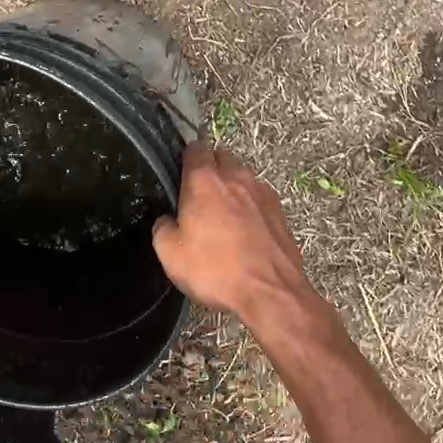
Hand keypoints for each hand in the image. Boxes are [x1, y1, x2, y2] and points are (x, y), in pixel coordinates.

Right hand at [152, 143, 312, 322]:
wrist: (271, 294)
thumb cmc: (216, 270)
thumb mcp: (170, 253)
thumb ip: (162, 228)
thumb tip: (167, 220)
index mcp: (204, 181)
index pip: (195, 148)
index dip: (186, 157)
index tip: (180, 173)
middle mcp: (235, 178)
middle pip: (221, 157)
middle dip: (211, 168)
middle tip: (200, 196)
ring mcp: (262, 193)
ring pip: (243, 176)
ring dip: (232, 187)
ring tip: (224, 215)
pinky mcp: (281, 212)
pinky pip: (260, 197)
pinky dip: (251, 206)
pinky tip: (246, 230)